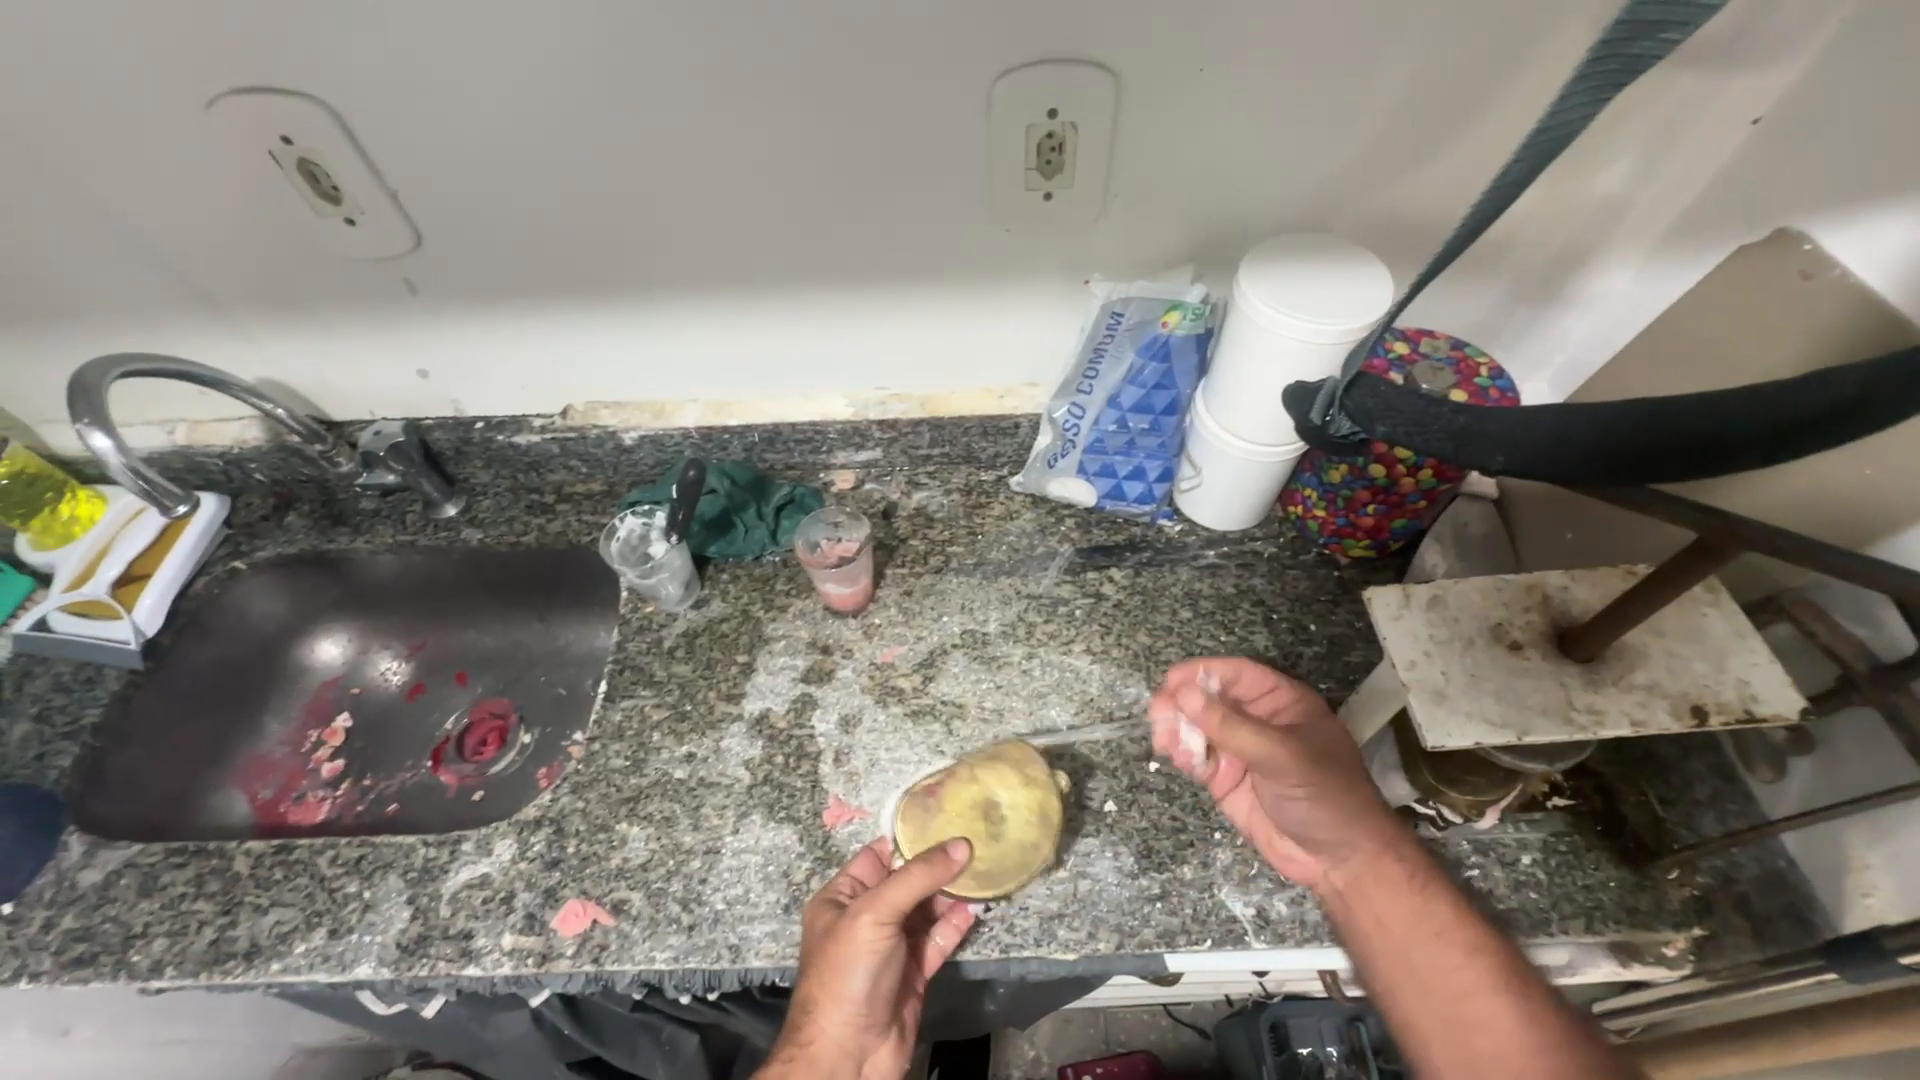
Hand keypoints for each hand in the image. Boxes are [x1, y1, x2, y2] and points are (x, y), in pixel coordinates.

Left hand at [762, 837, 976, 1079]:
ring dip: (951, 893)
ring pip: (926, 910)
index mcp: (842, 897)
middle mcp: (866, 917)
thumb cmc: (848, 973)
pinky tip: (976, 907)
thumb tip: (961, 844)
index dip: (910, 838)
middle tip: (976, 841)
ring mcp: (891, 947)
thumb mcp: (875, 913)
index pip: (879, 855)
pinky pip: (937, 940)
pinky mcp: (913, 973)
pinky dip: (955, 924)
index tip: (948, 816)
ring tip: (983, 870)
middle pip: (907, 881)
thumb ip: (918, 876)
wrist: (847, 1057)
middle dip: (938, 865)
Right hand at [1148, 658, 1400, 891]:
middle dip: (1181, 704)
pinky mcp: (1226, 779)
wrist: (1341, 862)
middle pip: (1209, 699)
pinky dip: (1181, 754)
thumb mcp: (1281, 755)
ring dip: (1177, 730)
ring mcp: (1240, 750)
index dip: (1201, 674)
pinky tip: (1175, 758)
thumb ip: (1231, 726)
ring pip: (1197, 727)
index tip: (1170, 682)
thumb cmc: (1325, 796)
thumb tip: (1184, 694)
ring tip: (1166, 742)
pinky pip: (1196, 757)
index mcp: (1281, 702)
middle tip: (1158, 716)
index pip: (1235, 674)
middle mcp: (1257, 720)